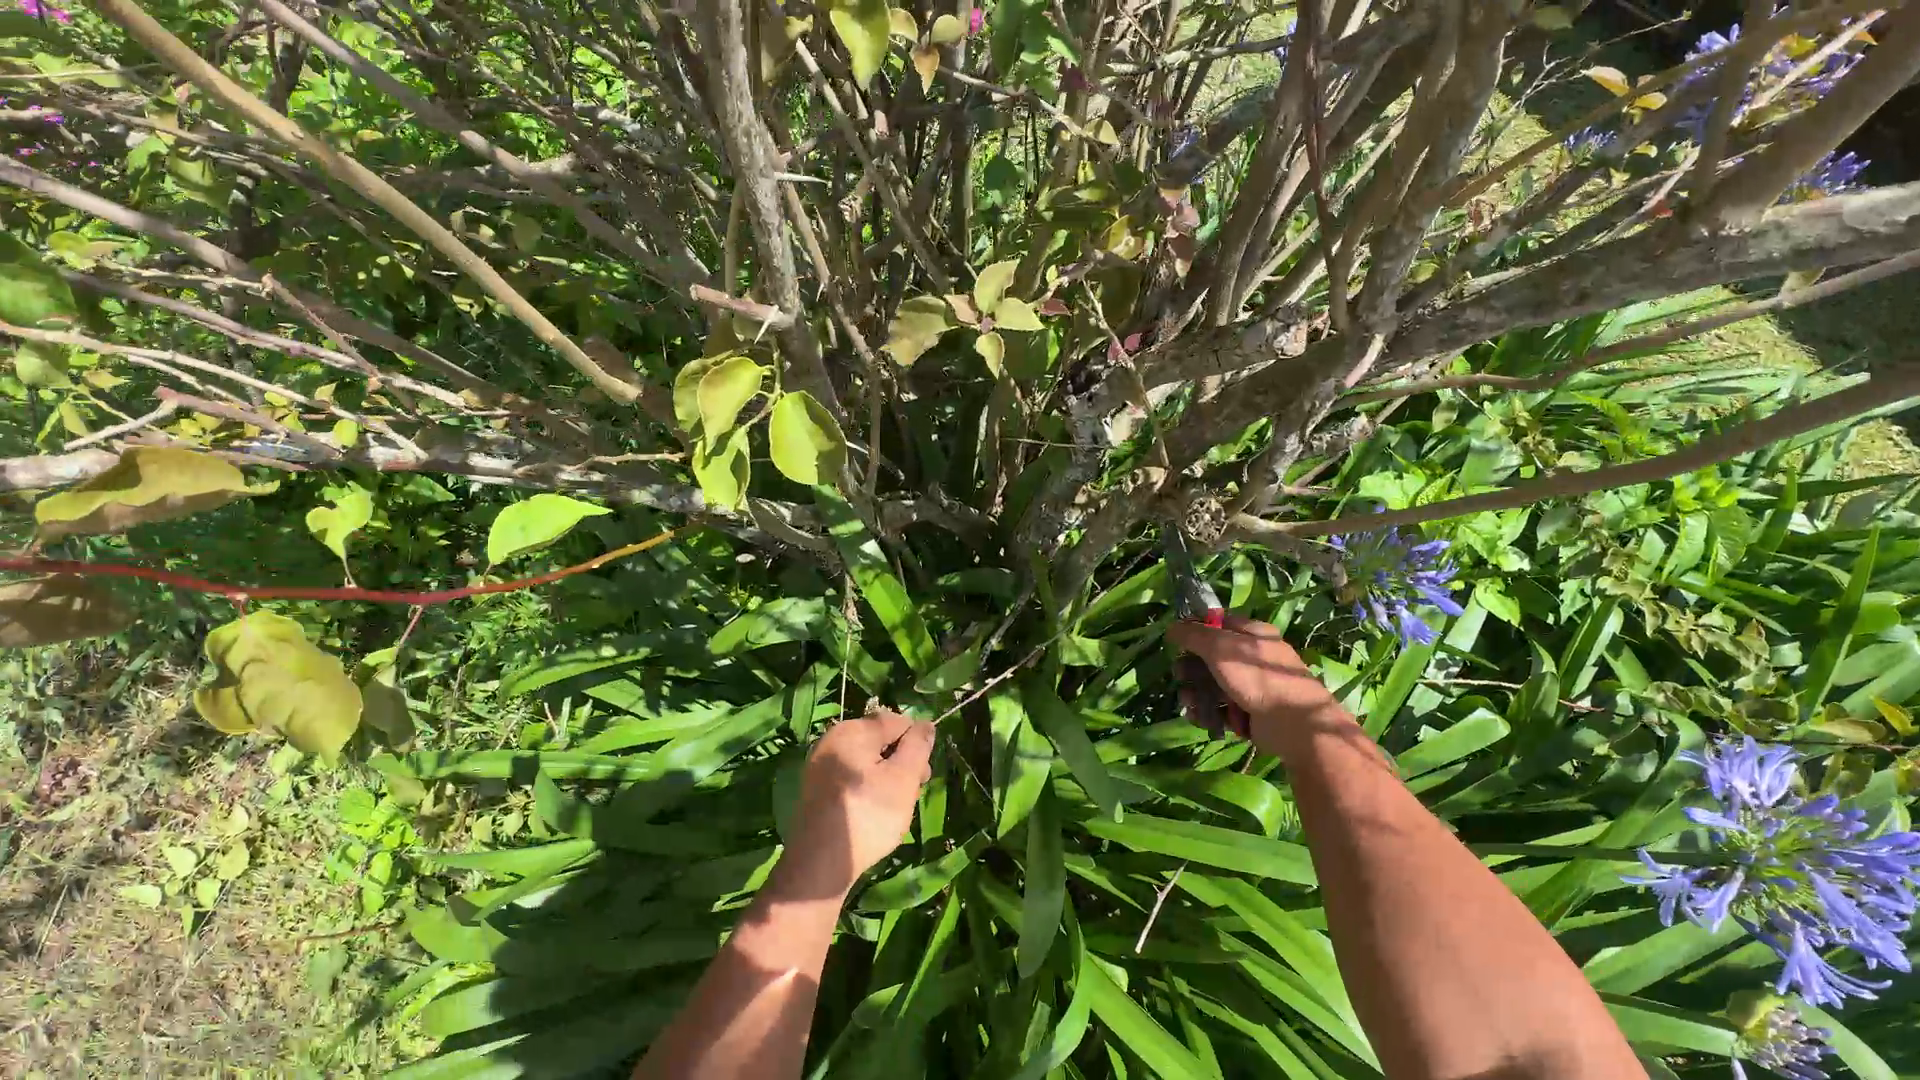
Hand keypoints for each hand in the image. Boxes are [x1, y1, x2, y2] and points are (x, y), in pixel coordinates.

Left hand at [783, 709, 934, 897]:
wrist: (820, 862)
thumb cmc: (868, 815)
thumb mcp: (904, 778)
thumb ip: (917, 746)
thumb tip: (926, 724)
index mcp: (853, 730)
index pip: (897, 722)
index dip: (916, 744)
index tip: (923, 776)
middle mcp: (832, 739)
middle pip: (880, 741)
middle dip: (900, 764)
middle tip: (910, 795)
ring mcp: (820, 765)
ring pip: (866, 762)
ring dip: (885, 780)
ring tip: (891, 810)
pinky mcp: (815, 788)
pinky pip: (850, 778)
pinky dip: (866, 791)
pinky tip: (870, 815)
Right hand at [1167, 615, 1342, 730]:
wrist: (1292, 724)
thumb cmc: (1257, 677)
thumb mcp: (1221, 647)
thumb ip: (1194, 635)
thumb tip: (1171, 627)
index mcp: (1253, 634)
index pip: (1218, 623)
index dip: (1195, 630)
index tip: (1176, 641)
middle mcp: (1251, 658)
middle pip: (1210, 657)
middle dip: (1190, 667)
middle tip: (1180, 676)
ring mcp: (1250, 686)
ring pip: (1212, 684)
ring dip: (1194, 692)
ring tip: (1189, 702)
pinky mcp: (1247, 711)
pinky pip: (1219, 708)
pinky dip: (1206, 712)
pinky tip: (1198, 717)